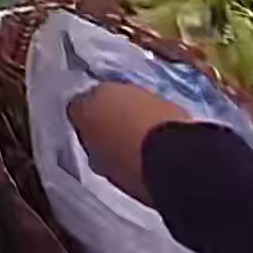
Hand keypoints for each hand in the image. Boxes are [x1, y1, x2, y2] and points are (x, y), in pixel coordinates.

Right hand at [66, 81, 190, 205]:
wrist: (175, 158)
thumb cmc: (129, 163)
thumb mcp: (102, 162)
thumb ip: (96, 149)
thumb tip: (99, 150)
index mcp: (80, 104)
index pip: (76, 111)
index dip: (87, 128)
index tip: (97, 144)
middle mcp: (104, 89)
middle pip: (102, 101)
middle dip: (110, 117)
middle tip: (120, 142)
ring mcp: (136, 91)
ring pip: (129, 103)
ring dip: (133, 118)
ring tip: (145, 145)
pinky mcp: (165, 99)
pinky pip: (154, 110)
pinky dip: (155, 122)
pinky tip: (163, 143)